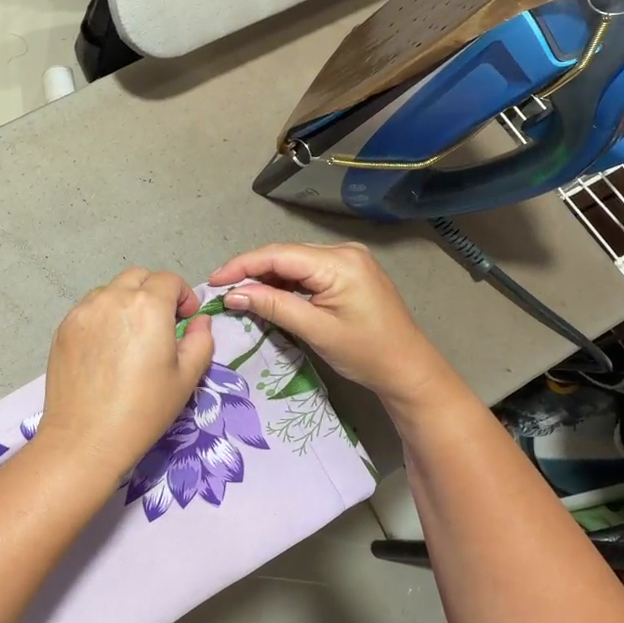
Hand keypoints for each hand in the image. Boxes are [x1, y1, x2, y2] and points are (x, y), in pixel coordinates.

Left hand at [39, 268, 213, 472]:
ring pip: (110, 291)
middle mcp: (112, 298)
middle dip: (154, 293)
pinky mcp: (63, 328)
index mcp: (147, 305)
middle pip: (137, 278)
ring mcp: (82, 312)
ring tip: (131, 338)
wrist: (86, 438)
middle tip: (161, 326)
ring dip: (126, 302)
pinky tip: (106, 350)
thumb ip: (200, 341)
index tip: (186, 320)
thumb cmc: (144, 410)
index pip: (168, 280)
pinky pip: (88, 310)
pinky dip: (102, 318)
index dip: (183, 296)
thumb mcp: (186, 378)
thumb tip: (200, 320)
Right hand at [209, 243, 454, 408]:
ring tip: (240, 295)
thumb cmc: (366, 353)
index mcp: (338, 262)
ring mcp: (349, 260)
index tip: (213, 281)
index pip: (278, 255)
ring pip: (294, 263)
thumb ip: (273, 305)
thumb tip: (233, 294)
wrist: (409, 370)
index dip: (242, 265)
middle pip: (285, 255)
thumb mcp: (315, 330)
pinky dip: (286, 283)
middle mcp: (344, 252)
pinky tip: (269, 296)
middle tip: (222, 291)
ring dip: (267, 278)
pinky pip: (308, 271)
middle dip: (251, 271)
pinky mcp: (350, 273)